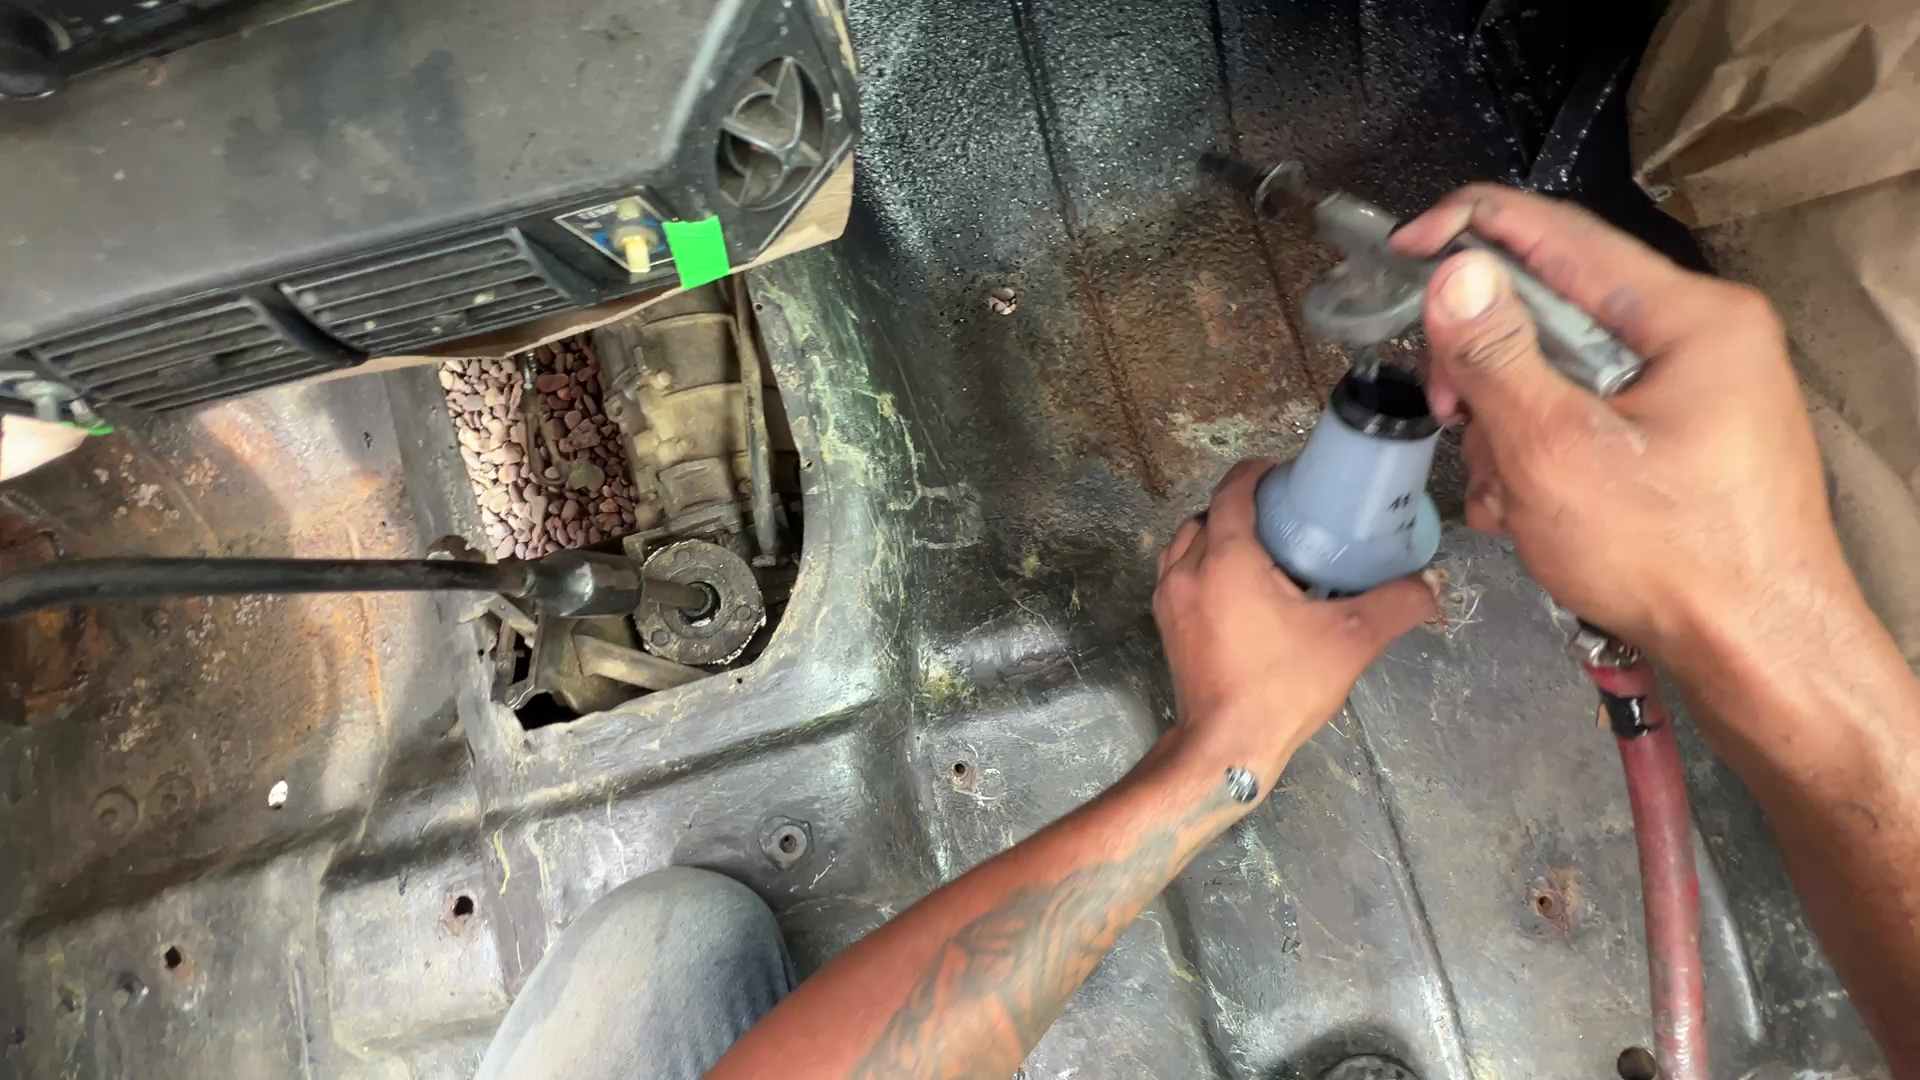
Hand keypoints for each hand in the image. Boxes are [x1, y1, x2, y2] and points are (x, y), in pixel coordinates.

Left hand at [1152, 460, 1435, 789]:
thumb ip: (1398, 603)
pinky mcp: (1163, 620)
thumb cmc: (1283, 685)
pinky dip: (1197, 561)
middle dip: (1238, 505)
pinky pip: (1175, 570)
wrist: (1226, 741)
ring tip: (1255, 546)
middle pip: (1207, 514)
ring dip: (1213, 532)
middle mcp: (1187, 568)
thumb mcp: (1351, 640)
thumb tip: (1432, 584)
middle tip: (1279, 514)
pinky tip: (1230, 584)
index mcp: (1226, 559)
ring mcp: (1168, 595)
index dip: (1254, 473)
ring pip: (1184, 541)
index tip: (1280, 471)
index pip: (1232, 493)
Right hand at [1388, 186, 1852, 670]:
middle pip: (1539, 313)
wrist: (1745, 645)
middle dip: (1477, 367)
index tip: (1401, 245)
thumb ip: (1497, 357)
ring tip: (1506, 488)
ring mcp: (1667, 389)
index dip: (1470, 228)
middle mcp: (1681, 340)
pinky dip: (1521, 456)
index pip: (1559, 236)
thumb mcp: (1556, 447)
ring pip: (1537, 374)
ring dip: (1495, 428)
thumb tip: (1453, 275)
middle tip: (1451, 414)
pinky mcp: (1649, 432)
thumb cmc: (1666, 549)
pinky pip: (1556, 417)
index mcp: (1683, 319)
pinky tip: (1524, 503)